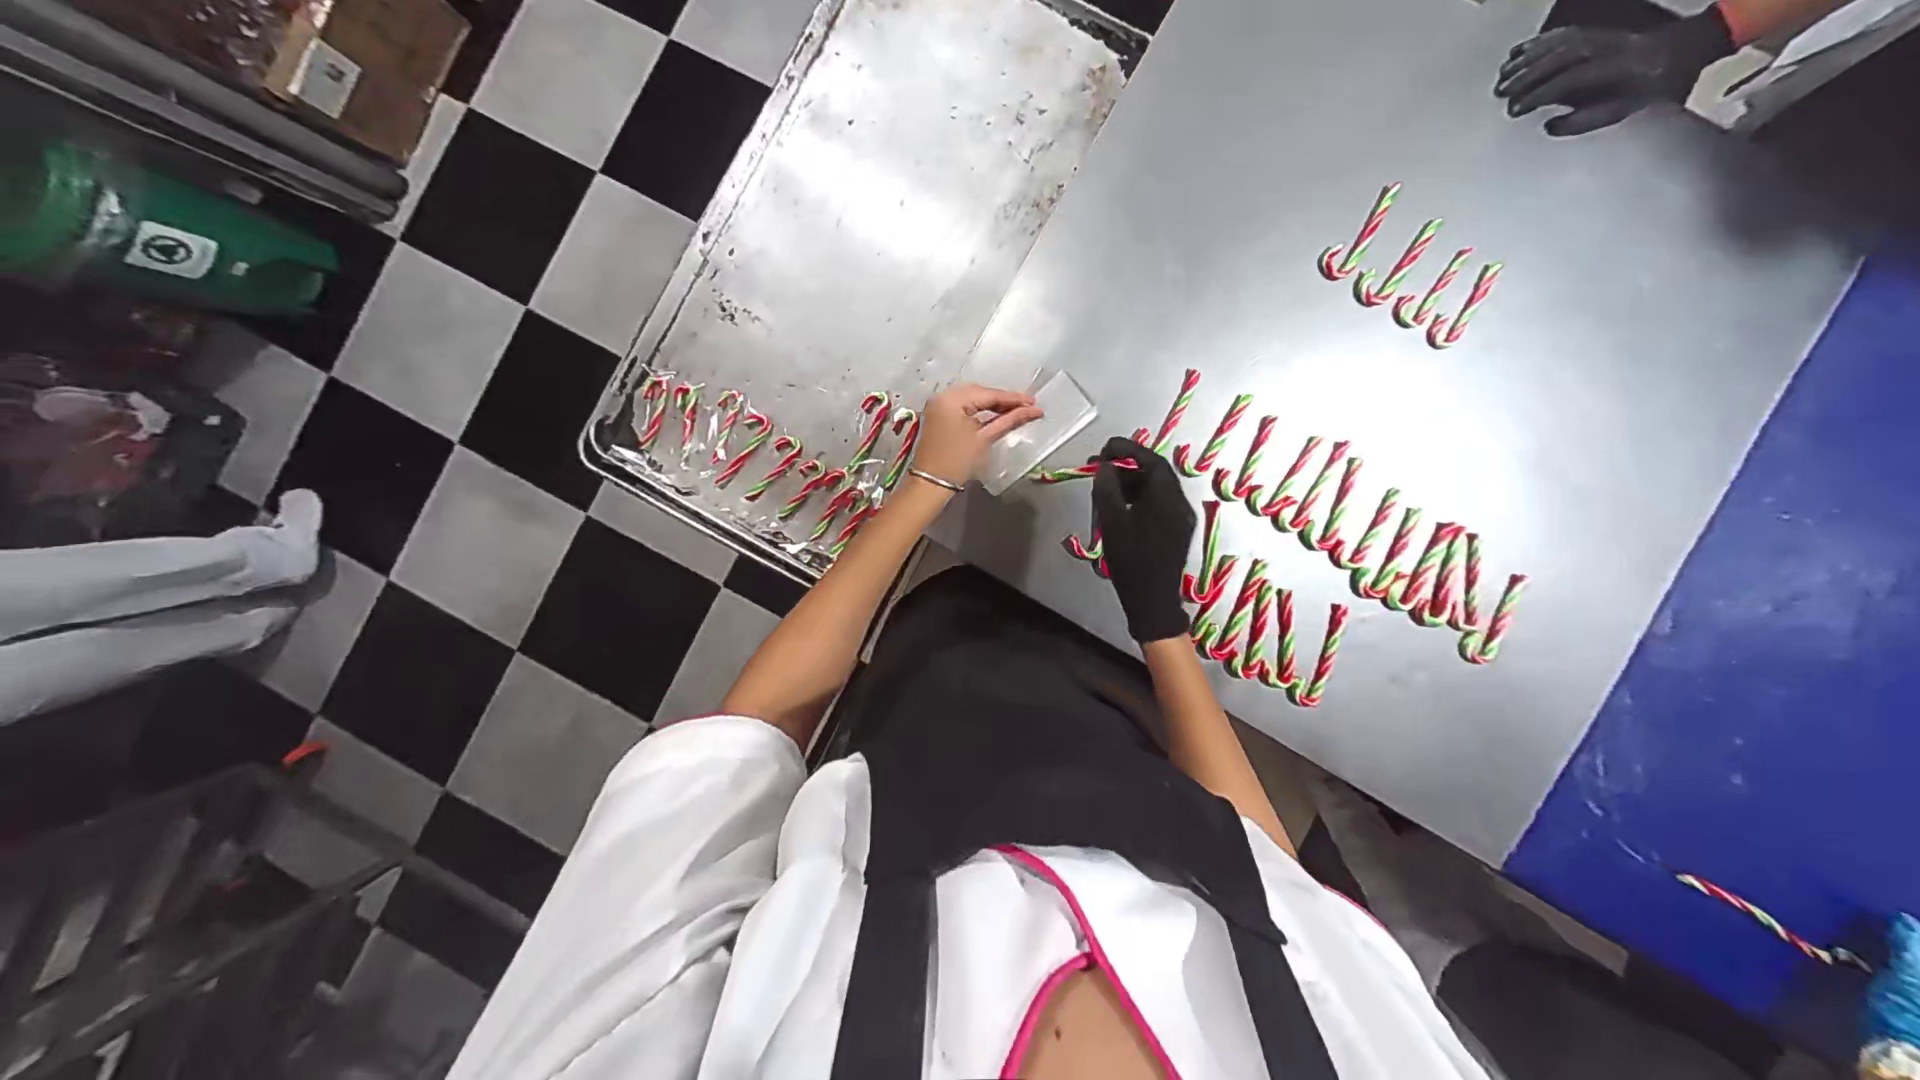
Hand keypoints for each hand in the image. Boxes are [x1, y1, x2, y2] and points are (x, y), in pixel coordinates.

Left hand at [910, 383, 1043, 487]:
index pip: (987, 394)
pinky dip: (978, 410)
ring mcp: (938, 405)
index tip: (1033, 402)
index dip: (1012, 398)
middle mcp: (942, 397)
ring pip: (971, 398)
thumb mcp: (985, 439)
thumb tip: (1034, 410)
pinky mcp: (938, 415)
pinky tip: (994, 414)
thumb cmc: (958, 462)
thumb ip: (1009, 420)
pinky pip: (962, 406)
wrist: (931, 483)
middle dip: (1002, 399)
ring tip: (1014, 410)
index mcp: (951, 400)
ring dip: (991, 404)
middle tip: (1026, 406)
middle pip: (978, 393)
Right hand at [1092, 437, 1195, 642]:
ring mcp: (1181, 517)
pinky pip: (1159, 502)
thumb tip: (1103, 467)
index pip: (1151, 460)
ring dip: (1132, 480)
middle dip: (1128, 463)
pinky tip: (1120, 501)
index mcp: (1168, 499)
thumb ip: (1107, 490)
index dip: (1128, 449)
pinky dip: (1139, 495)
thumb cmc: (1131, 562)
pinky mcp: (1177, 529)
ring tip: (1105, 482)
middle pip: (1156, 472)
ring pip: (1157, 487)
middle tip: (1100, 464)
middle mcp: (1180, 503)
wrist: (1153, 601)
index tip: (1105, 447)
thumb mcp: (1112, 523)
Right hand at [1494, 9, 1732, 136]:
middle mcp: (1606, 46)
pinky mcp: (1595, 31)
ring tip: (1502, 76)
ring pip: (1556, 43)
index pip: (1567, 79)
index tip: (1515, 110)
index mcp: (1615, 68)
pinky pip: (1562, 33)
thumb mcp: (1624, 110)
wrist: (1684, 49)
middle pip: (1557, 57)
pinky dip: (1536, 43)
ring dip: (1525, 59)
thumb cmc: (1653, 85)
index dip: (1538, 95)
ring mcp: (1601, 35)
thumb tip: (1549, 126)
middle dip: (1525, 76)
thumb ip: (1585, 121)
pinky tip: (1517, 53)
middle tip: (1501, 93)